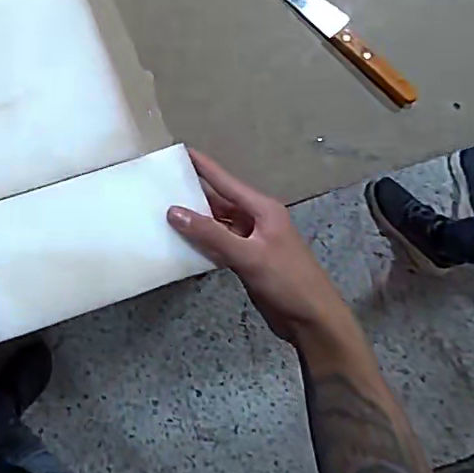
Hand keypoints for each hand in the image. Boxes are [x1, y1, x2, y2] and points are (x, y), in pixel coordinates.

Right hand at [167, 148, 354, 344]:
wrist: (314, 322)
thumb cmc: (288, 282)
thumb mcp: (248, 255)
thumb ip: (210, 234)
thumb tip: (173, 211)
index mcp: (262, 209)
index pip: (225, 181)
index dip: (202, 166)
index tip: (179, 150)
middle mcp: (256, 220)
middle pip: (218, 201)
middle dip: (192, 193)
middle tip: (159, 184)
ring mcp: (251, 240)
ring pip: (216, 223)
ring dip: (194, 219)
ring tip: (162, 210)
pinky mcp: (246, 259)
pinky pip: (218, 242)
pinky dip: (201, 240)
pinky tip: (180, 241)